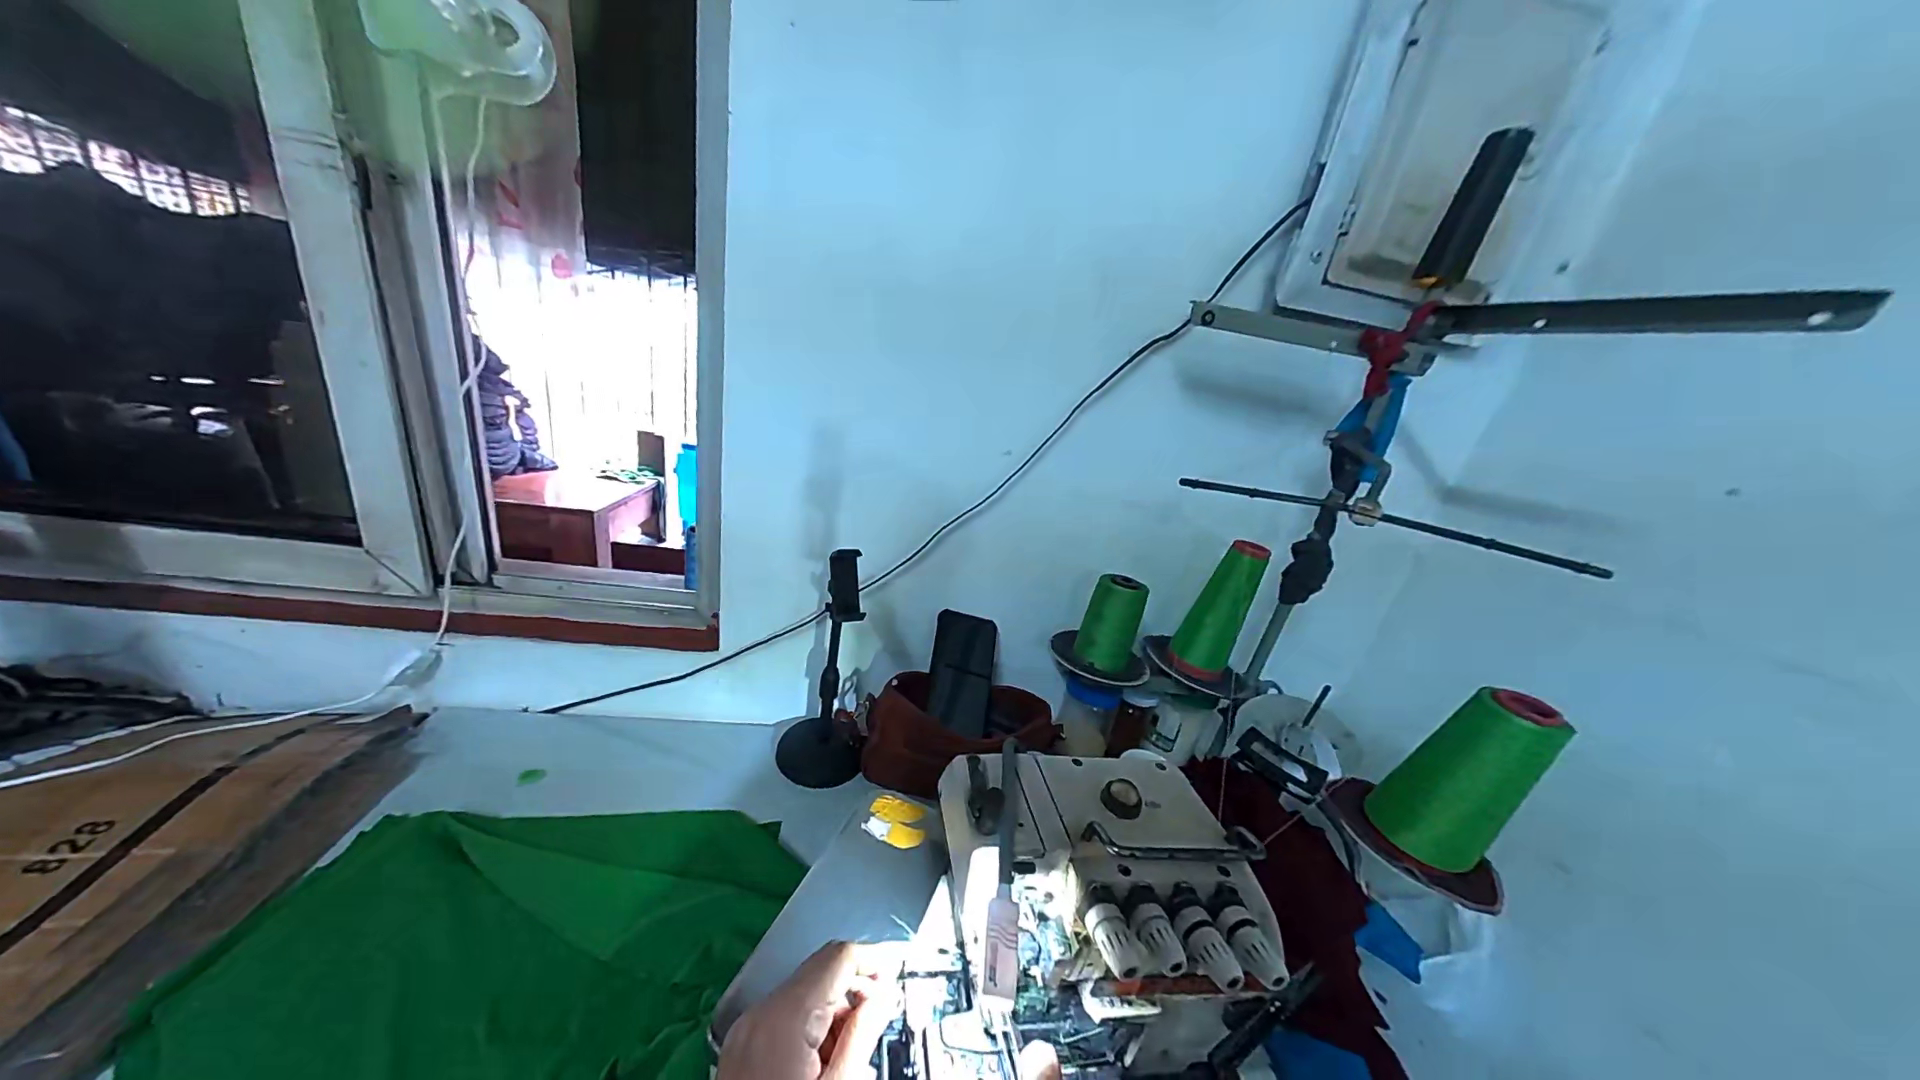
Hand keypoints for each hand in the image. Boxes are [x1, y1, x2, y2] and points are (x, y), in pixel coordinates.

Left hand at [717, 942, 901, 1079]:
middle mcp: (758, 1013)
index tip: (898, 976)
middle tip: (881, 1019)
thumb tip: (883, 994)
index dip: (874, 961)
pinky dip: (811, 1027)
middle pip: (819, 972)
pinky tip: (825, 1065)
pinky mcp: (739, 1050)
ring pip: (803, 994)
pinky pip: (784, 1019)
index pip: (838, 957)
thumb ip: (862, 1034)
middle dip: (855, 988)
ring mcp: (744, 1032)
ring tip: (853, 1053)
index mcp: (783, 1016)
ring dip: (835, 1010)